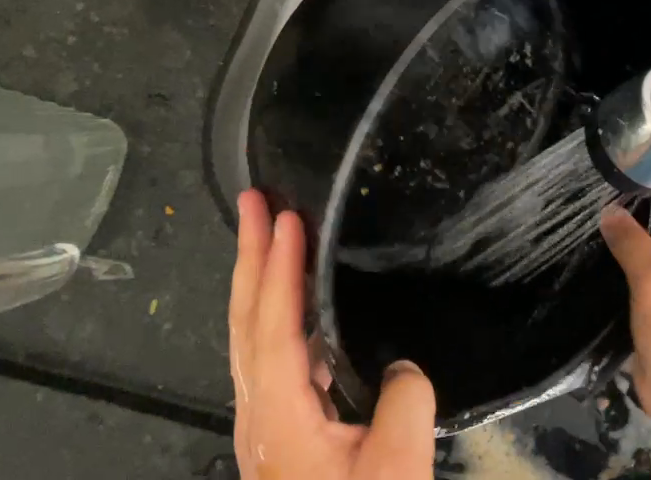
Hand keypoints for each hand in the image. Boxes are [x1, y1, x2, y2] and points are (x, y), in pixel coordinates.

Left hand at [230, 190, 436, 478]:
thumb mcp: (396, 471)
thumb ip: (405, 403)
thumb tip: (403, 364)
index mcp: (280, 416)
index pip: (273, 326)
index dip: (278, 268)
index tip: (284, 216)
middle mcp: (259, 412)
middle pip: (245, 320)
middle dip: (248, 255)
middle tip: (253, 199)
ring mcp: (265, 422)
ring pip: (252, 334)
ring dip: (259, 277)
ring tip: (269, 232)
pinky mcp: (281, 429)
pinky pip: (270, 350)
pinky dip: (277, 308)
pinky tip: (297, 299)